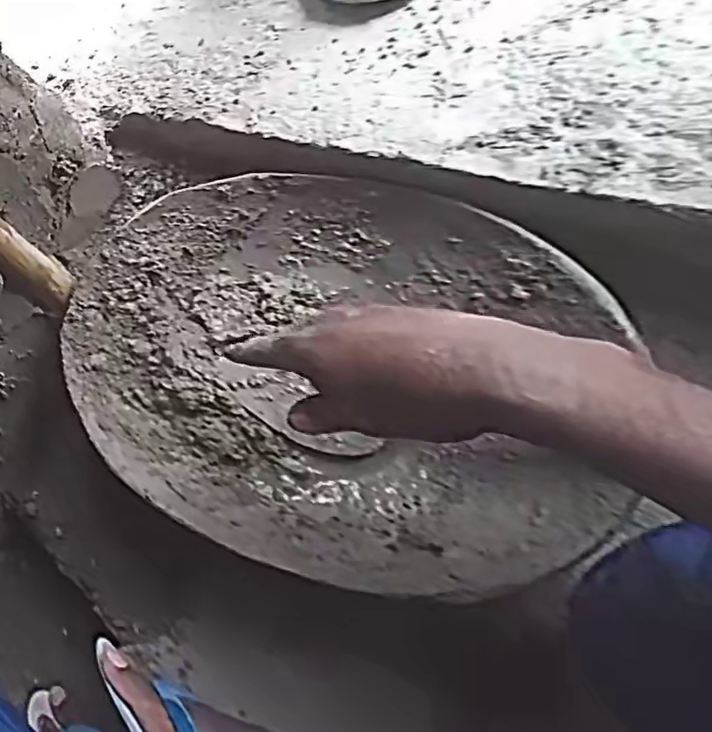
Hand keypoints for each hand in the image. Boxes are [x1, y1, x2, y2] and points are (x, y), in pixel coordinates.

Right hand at [224, 305, 635, 443]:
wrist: (499, 370)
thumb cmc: (419, 397)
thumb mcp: (361, 418)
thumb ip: (323, 414)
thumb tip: (301, 416)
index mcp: (307, 348)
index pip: (262, 350)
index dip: (244, 354)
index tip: (231, 353)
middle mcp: (332, 323)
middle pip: (299, 333)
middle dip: (293, 347)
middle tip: (295, 364)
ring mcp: (373, 313)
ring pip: (338, 327)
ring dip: (336, 343)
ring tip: (348, 366)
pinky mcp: (412, 313)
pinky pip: (377, 325)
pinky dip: (374, 340)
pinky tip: (393, 359)